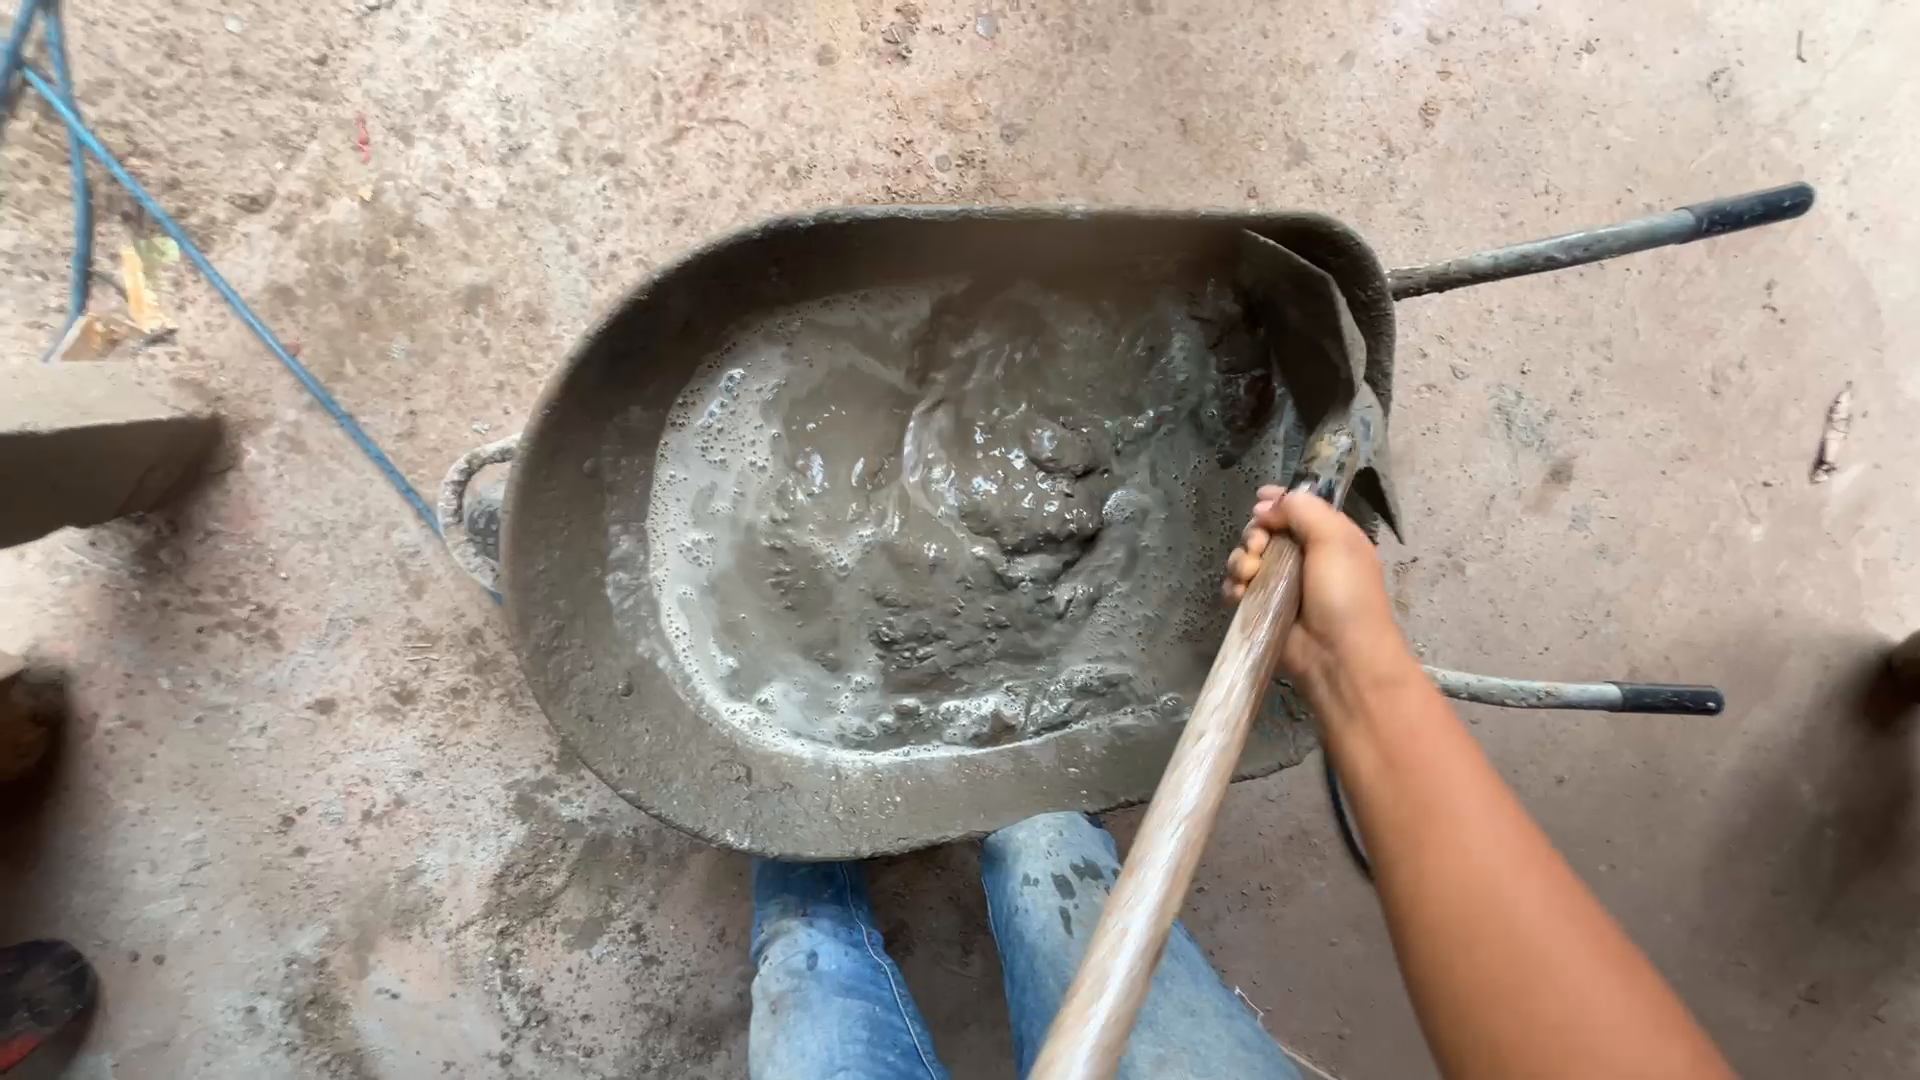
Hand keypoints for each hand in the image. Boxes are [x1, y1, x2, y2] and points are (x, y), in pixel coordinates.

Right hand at [1222, 487, 1416, 702]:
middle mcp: (1302, 557)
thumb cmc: (1345, 593)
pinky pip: (1236, 587)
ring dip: (1241, 561)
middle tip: (1259, 547)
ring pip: (1245, 558)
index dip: (1275, 502)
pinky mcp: (1261, 607)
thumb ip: (1302, 510)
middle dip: (1254, 534)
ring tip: (1249, 575)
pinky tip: (1240, 594)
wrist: (1338, 655)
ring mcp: (1279, 584)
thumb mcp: (1335, 539)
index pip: (1295, 508)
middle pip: (1263, 531)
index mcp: (1327, 537)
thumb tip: (1266, 505)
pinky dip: (1233, 587)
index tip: (1259, 502)